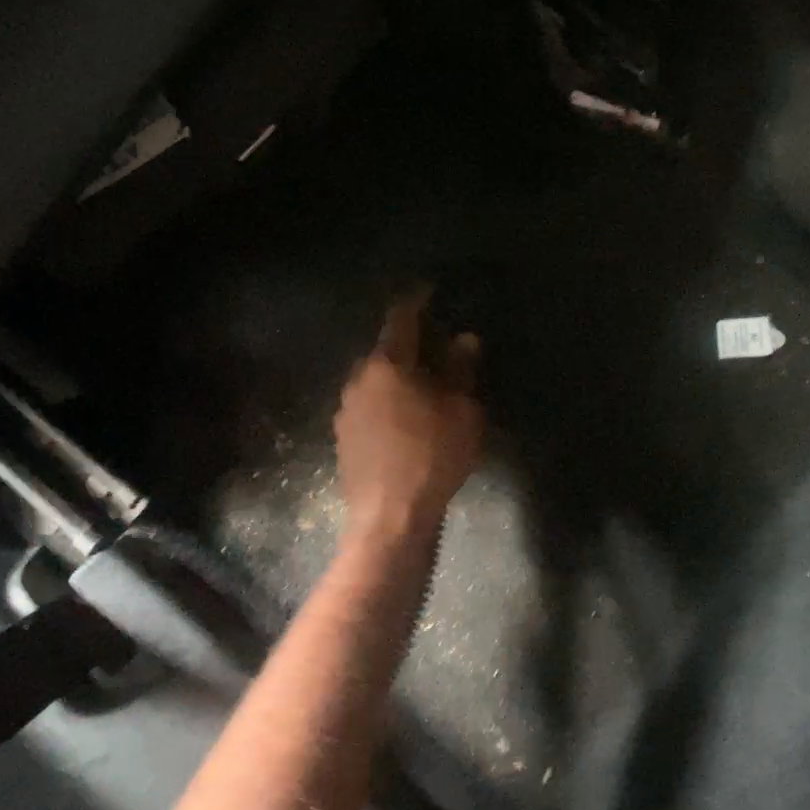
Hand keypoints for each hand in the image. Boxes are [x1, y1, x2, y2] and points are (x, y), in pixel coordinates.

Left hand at [334, 292, 483, 542]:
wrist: (389, 518)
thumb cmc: (432, 456)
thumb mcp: (462, 411)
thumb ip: (462, 370)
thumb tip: (465, 339)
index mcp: (387, 364)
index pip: (401, 318)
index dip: (417, 301)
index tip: (429, 291)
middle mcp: (359, 379)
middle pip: (386, 350)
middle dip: (411, 345)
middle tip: (438, 347)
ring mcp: (346, 410)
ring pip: (376, 380)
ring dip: (398, 377)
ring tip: (426, 387)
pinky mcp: (344, 438)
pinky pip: (370, 406)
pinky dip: (389, 403)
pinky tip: (408, 420)